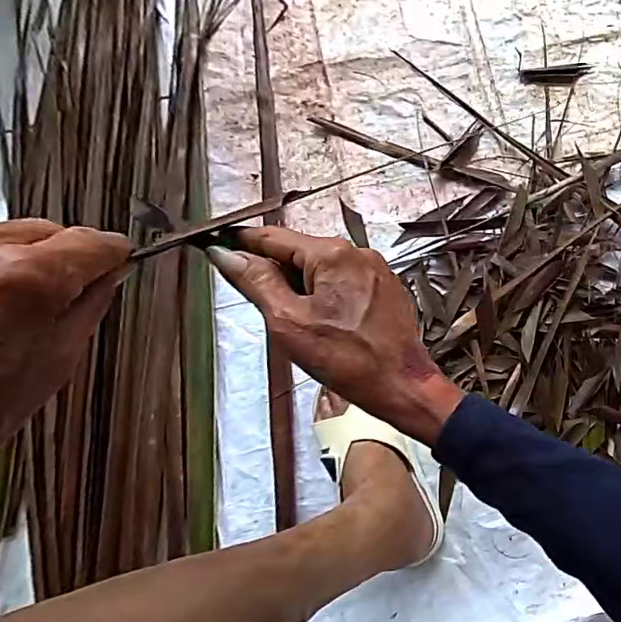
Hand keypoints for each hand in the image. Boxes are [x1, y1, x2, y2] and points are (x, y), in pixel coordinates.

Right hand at [208, 227, 463, 444]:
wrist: (401, 385)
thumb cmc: (351, 360)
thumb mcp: (289, 322)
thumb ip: (257, 282)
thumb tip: (229, 255)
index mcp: (334, 255)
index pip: (274, 237)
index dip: (242, 243)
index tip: (219, 246)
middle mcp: (359, 254)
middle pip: (299, 252)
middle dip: (275, 273)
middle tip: (262, 304)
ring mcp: (376, 270)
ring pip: (322, 269)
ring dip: (301, 288)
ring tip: (298, 324)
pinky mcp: (385, 289)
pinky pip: (345, 282)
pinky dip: (326, 296)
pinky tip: (325, 325)